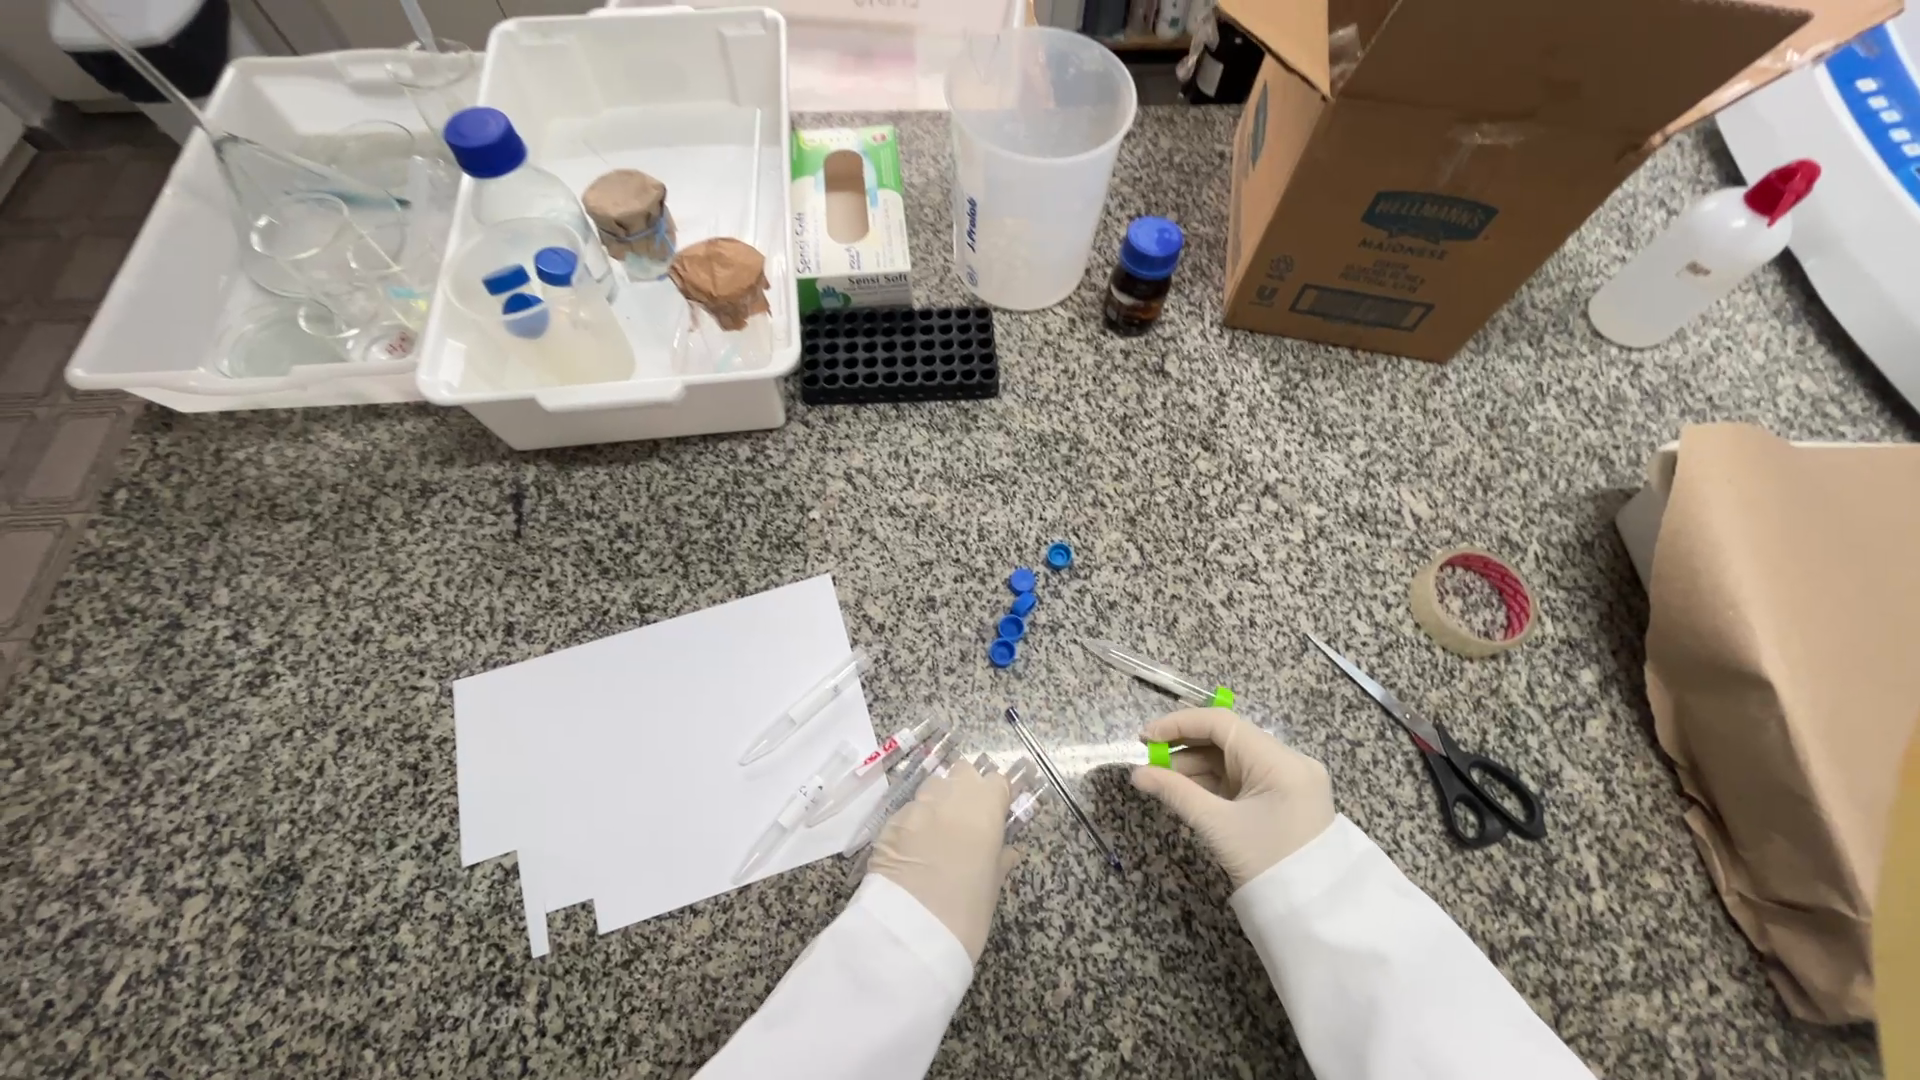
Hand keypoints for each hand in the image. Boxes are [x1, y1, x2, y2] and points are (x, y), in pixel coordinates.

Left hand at [869, 760, 1017, 961]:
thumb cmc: (967, 910)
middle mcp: (952, 796)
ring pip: (932, 787)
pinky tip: (912, 849)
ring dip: (937, 802)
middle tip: (966, 818)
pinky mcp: (890, 820)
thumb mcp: (992, 887)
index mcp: (985, 808)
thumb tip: (1008, 852)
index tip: (996, 813)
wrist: (912, 928)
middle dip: (965, 788)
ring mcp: (918, 804)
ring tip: (937, 832)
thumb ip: (999, 861)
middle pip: (962, 772)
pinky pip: (908, 812)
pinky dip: (913, 824)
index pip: (997, 782)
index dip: (996, 797)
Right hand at [1131, 708, 1334, 889]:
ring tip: (1161, 778)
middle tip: (1148, 759)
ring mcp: (1287, 780)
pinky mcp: (1283, 797)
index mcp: (1280, 761)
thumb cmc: (1267, 865)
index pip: (1222, 723)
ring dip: (1195, 765)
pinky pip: (1241, 777)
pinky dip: (1212, 781)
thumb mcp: (1218, 826)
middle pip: (1227, 738)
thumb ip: (1175, 792)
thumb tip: (1137, 775)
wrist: (1314, 914)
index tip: (1145, 736)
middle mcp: (1288, 762)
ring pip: (1232, 758)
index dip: (1179, 724)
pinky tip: (1184, 789)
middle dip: (1184, 746)